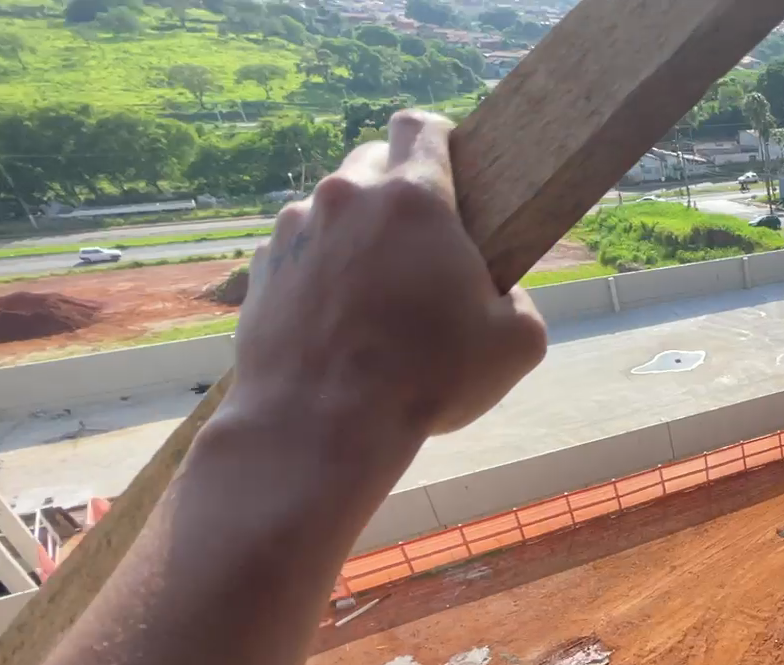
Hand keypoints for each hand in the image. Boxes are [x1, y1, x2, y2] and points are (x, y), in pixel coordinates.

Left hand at [224, 110, 546, 454]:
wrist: (326, 419)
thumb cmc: (435, 374)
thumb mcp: (521, 340)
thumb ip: (519, 298)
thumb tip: (498, 290)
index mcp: (416, 203)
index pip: (423, 128)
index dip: (446, 140)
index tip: (458, 168)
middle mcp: (346, 197)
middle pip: (376, 161)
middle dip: (407, 194)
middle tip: (432, 250)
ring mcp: (294, 229)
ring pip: (339, 209)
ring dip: (367, 236)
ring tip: (388, 298)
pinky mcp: (262, 266)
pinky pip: (306, 251)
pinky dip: (331, 271)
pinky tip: (350, 321)